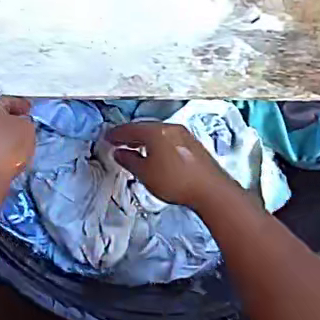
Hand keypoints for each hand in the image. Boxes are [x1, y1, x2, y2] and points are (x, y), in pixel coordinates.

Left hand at [0, 97, 35, 186]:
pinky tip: (8, 162)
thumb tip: (21, 124)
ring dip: (4, 140)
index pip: (6, 101)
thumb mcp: (27, 128)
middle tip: (25, 127)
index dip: (20, 104)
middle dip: (10, 122)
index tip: (28, 108)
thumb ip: (26, 122)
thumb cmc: (5, 148)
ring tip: (20, 148)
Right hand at [105, 122, 240, 207]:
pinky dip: (158, 144)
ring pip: (158, 133)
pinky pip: (169, 139)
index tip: (108, 138)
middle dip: (130, 135)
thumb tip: (120, 154)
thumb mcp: (145, 174)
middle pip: (145, 128)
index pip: (130, 129)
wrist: (211, 191)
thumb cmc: (177, 181)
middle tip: (119, 142)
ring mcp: (184, 135)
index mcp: (156, 131)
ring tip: (135, 150)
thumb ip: (129, 161)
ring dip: (145, 140)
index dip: (116, 134)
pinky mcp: (193, 145)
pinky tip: (156, 155)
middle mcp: (170, 128)